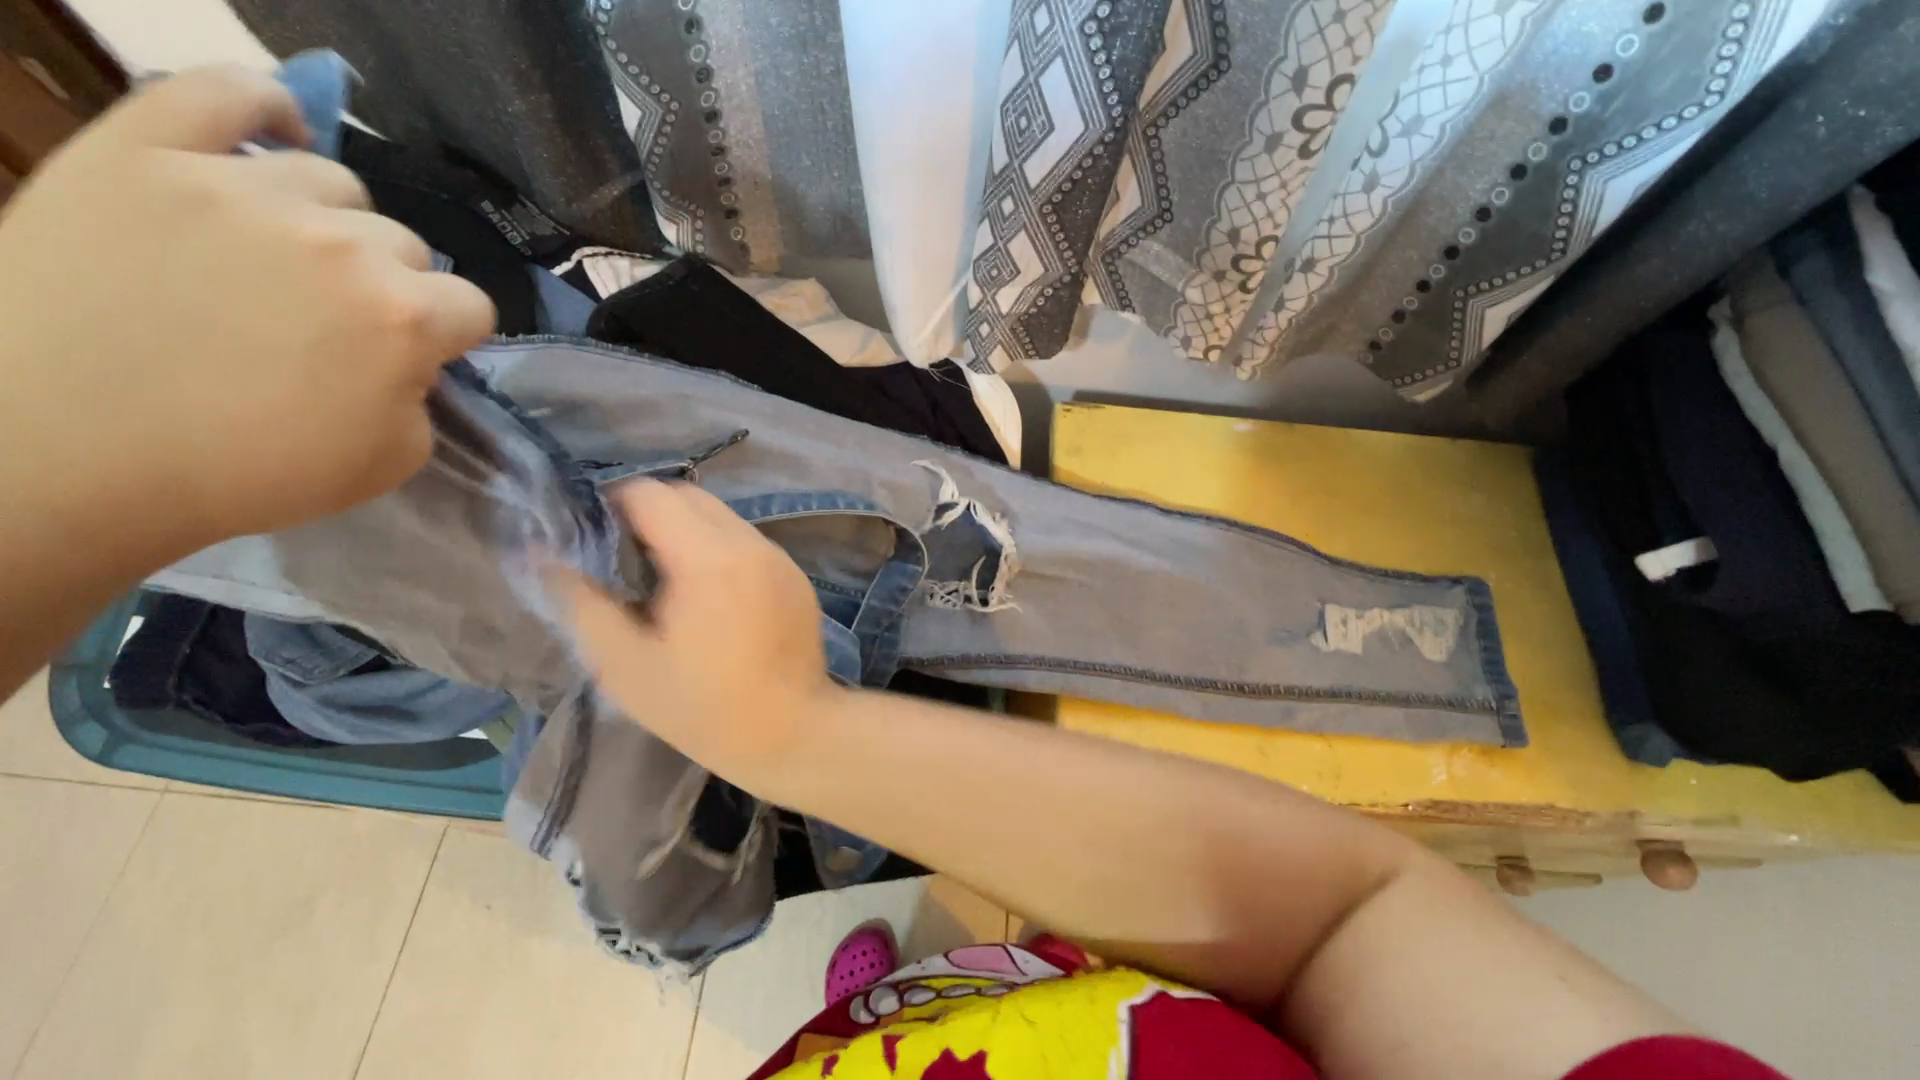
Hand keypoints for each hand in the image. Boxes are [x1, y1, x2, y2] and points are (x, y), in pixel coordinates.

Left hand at [0, 65, 494, 548]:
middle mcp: (341, 241)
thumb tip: (409, 362)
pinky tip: (274, 132)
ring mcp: (240, 188)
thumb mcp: (386, 464)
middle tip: (329, 325)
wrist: (58, 454)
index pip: (471, 307)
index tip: (410, 361)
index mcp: (404, 317)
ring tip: (281, 259)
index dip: (447, 338)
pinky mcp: (145, 151)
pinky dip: (260, 105)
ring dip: (330, 224)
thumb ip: (422, 400)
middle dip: (386, 287)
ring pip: (334, 183)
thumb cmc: (239, 473)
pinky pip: (222, 91)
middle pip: (404, 247)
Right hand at [555, 481, 839, 773]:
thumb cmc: (702, 710)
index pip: (651, 494)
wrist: (794, 736)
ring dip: (684, 530)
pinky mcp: (795, 574)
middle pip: (688, 495)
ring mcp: (779, 557)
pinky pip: (744, 541)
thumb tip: (540, 554)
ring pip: (719, 515)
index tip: (591, 541)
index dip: (611, 506)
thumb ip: (581, 603)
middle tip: (621, 561)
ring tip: (661, 580)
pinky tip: (704, 596)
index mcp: (709, 560)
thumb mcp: (625, 667)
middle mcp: (750, 544)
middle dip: (647, 513)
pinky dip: (716, 549)